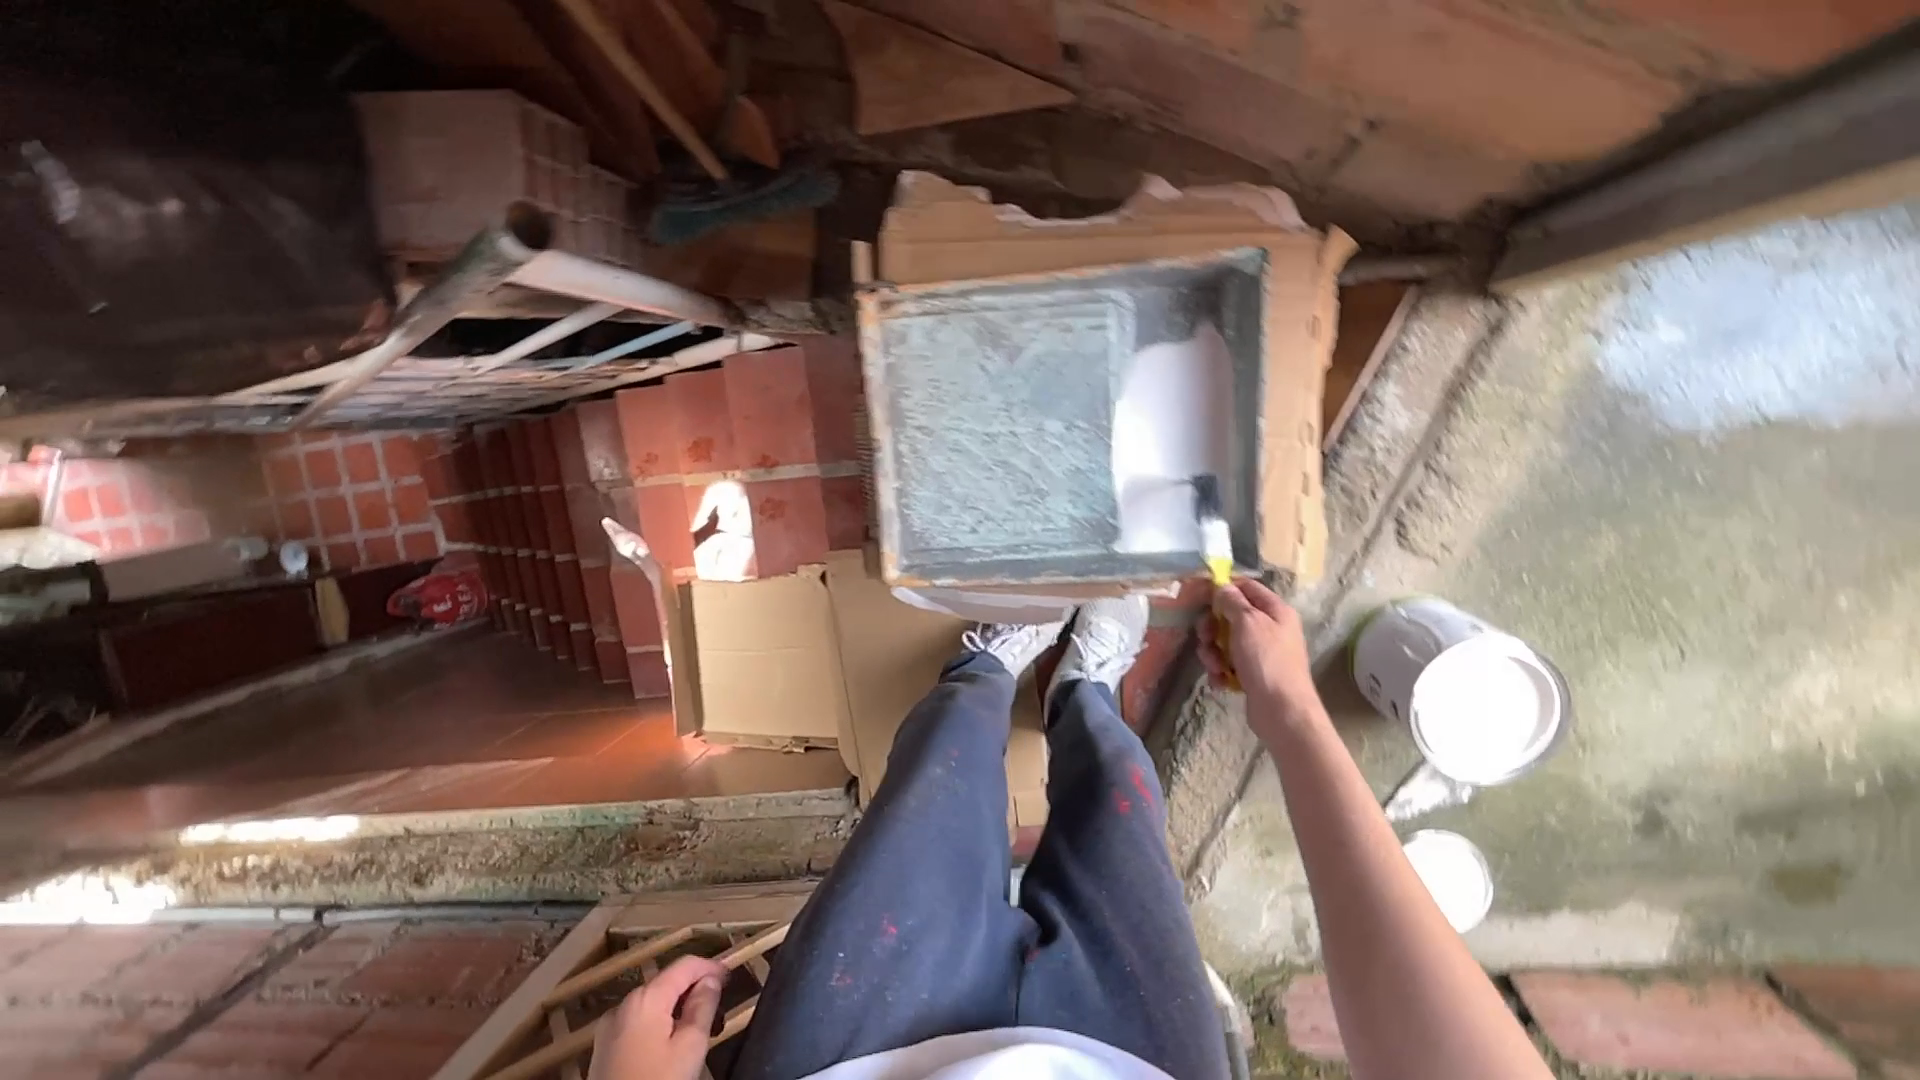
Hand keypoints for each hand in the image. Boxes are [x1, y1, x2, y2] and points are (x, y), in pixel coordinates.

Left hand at [587, 955, 726, 1079]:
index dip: (711, 966)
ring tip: (701, 1025)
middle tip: (720, 1004)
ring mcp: (610, 1028)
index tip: (731, 976)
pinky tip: (673, 1042)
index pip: (684, 966)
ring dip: (678, 1007)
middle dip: (694, 988)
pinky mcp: (604, 1049)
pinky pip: (639, 1022)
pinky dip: (660, 1022)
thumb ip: (702, 1007)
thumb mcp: (689, 1048)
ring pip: (653, 1004)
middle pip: (666, 983)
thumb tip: (710, 980)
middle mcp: (623, 1005)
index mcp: (645, 999)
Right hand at [1198, 580, 1325, 739]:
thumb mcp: (1248, 622)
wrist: (1281, 709)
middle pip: (1231, 617)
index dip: (1225, 589)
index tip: (1203, 596)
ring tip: (1215, 666)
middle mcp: (1270, 628)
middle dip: (1213, 627)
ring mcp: (1261, 653)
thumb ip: (1232, 601)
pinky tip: (1221, 680)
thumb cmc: (1266, 659)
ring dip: (1213, 652)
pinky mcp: (1252, 673)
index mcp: (1275, 610)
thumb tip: (1223, 587)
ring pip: (1225, 642)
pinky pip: (1228, 664)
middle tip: (1206, 638)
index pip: (1247, 588)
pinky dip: (1220, 670)